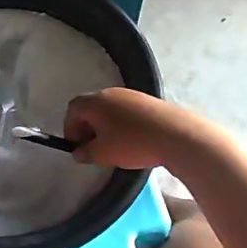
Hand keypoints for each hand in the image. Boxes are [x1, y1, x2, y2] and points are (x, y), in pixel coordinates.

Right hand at [63, 88, 210, 168]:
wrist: (176, 135)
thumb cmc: (132, 143)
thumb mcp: (102, 154)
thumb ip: (85, 153)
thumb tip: (79, 151)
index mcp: (94, 102)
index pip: (72, 109)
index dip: (70, 128)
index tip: (77, 146)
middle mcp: (111, 92)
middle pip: (91, 107)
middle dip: (87, 126)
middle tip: (93, 146)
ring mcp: (132, 94)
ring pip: (110, 109)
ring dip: (106, 125)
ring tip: (114, 146)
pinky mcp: (149, 101)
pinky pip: (127, 111)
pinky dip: (123, 123)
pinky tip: (133, 140)